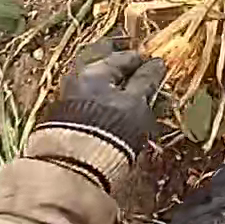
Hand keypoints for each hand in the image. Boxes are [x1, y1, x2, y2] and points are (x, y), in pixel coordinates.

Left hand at [25, 38, 165, 190]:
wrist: (76, 166)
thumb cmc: (111, 127)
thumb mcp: (135, 101)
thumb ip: (147, 80)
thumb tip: (158, 63)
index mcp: (95, 71)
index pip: (125, 57)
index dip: (144, 61)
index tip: (158, 68)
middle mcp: (78, 79)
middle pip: (106, 68)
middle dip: (125, 73)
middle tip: (144, 81)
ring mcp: (69, 99)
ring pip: (98, 86)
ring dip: (115, 89)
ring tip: (133, 100)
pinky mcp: (66, 119)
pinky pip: (91, 101)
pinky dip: (106, 102)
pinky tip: (116, 113)